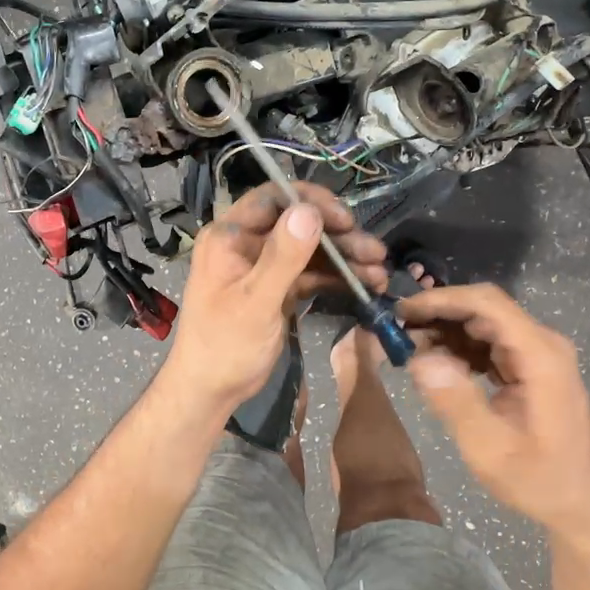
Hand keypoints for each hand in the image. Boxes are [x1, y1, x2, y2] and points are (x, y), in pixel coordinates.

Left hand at [165, 182, 387, 407]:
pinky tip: (366, 285)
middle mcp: (246, 244)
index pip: (272, 199)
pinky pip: (310, 274)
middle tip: (374, 251)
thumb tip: (309, 211)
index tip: (344, 218)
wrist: (209, 390)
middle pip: (297, 224)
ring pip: (309, 250)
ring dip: (344, 258)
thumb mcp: (255, 300)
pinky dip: (336, 278)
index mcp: (229, 236)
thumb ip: (282, 256)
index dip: (310, 201)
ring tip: (379, 272)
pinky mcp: (277, 290)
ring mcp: (262, 267)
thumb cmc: (224, 344)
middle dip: (337, 235)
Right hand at [400, 284, 589, 534]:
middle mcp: (542, 345)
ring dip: (445, 329)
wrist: (582, 506)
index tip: (403, 312)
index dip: (442, 299)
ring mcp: (539, 354)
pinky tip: (436, 364)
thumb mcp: (491, 449)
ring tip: (410, 347)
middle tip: (398, 330)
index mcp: (540, 356)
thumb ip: (456, 401)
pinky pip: (489, 341)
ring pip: (483, 322)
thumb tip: (420, 359)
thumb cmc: (540, 481)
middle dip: (438, 313)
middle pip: (483, 307)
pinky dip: (459, 346)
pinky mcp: (531, 366)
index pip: (487, 303)